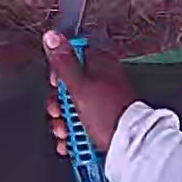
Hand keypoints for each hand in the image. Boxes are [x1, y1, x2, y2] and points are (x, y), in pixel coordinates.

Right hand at [42, 30, 136, 152]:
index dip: (59, 72)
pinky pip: (81, 124)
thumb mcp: (79, 84)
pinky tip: (69, 142)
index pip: (72, 57)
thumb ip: (63, 61)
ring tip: (65, 131)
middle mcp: (103, 81)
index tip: (56, 84)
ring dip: (63, 122)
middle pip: (69, 86)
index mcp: (101, 64)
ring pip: (73, 108)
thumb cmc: (109, 112)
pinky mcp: (103, 121)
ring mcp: (103, 102)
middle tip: (60, 112)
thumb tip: (52, 36)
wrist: (129, 145)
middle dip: (58, 104)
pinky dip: (73, 134)